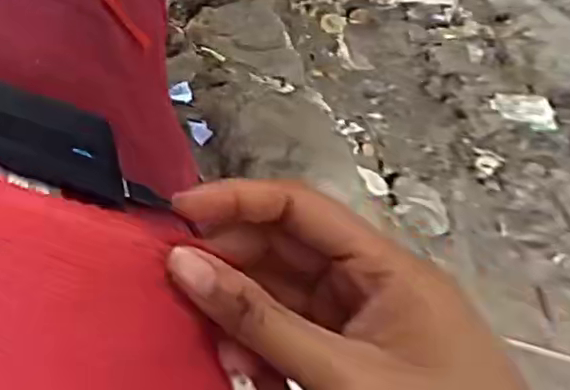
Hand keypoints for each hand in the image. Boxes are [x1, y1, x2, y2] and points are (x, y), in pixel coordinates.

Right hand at [164, 180, 525, 389]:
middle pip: (283, 246)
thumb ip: (260, 320)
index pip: (297, 204)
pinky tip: (244, 370)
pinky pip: (293, 332)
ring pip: (281, 292)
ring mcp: (367, 325)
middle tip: (183, 284)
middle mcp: (375, 284)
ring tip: (215, 345)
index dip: (235, 198)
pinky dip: (262, 346)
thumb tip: (181, 263)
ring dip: (241, 313)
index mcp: (389, 268)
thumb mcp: (345, 379)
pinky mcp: (359, 361)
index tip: (181, 212)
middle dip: (230, 265)